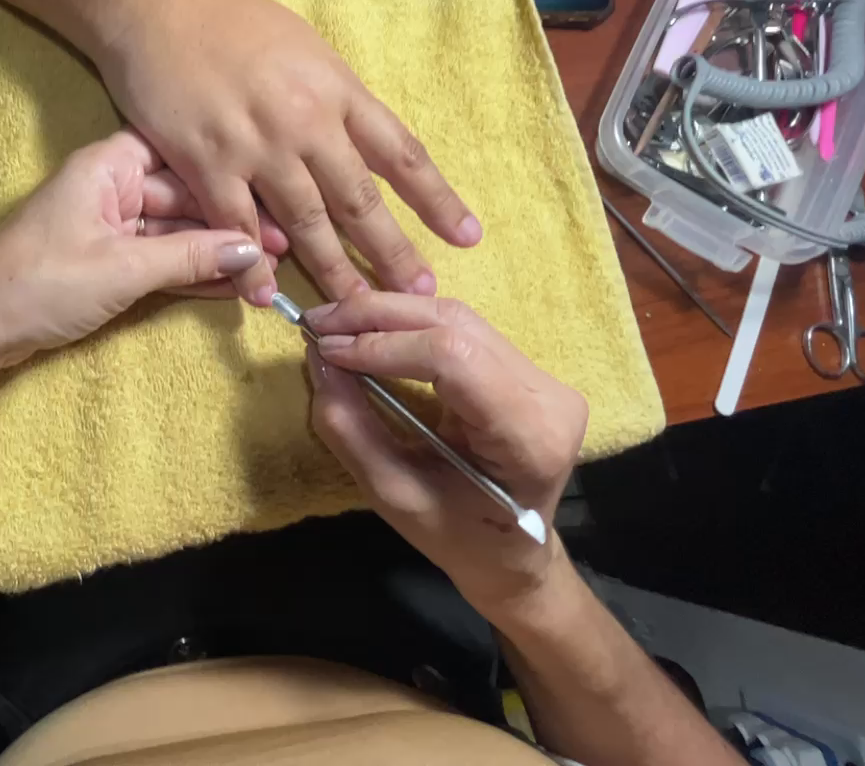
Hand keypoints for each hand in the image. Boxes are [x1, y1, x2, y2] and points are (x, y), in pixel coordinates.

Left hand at [0, 129, 289, 376]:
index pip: (178, 154)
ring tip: (268, 272)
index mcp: (106, 167)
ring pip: (174, 231)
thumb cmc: (42, 285)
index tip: (272, 199)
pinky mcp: (106, 259)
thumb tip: (254, 251)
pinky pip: (158, 258)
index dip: (224, 175)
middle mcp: (110, 187)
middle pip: (181, 197)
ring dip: (214, 253)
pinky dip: (188, 272)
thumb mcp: (122, 269)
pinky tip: (231, 285)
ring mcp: (108, 225)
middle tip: (284, 249)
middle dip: (228, 225)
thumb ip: (189, 256)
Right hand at [93, 0, 479, 303]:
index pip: (400, 154)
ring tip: (356, 306)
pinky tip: (265, 294)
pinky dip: (251, 263)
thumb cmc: (226, 19)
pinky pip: (237, 224)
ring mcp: (256, 145)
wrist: (155, 7)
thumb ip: (328, 94)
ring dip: (332, 269)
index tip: (465, 237)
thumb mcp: (299, 44)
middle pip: (359, 198)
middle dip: (391, 250)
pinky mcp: (206, 162)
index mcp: (336, 88)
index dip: (436, 200)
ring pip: (305, 220)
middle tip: (418, 293)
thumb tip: (349, 137)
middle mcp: (305, 121)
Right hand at [303, 293, 585, 616]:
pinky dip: (403, 321)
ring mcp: (541, 375)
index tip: (326, 350)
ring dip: (385, 312)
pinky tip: (366, 328)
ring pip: (453, 315)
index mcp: (529, 436)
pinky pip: (458, 326)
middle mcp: (547, 393)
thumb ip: (349, 425)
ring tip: (334, 324)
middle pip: (453, 323)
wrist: (512, 553)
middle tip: (317, 323)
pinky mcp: (523, 365)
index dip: (382, 344)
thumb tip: (317, 356)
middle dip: (375, 315)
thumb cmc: (456, 535)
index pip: (453, 357)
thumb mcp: (389, 492)